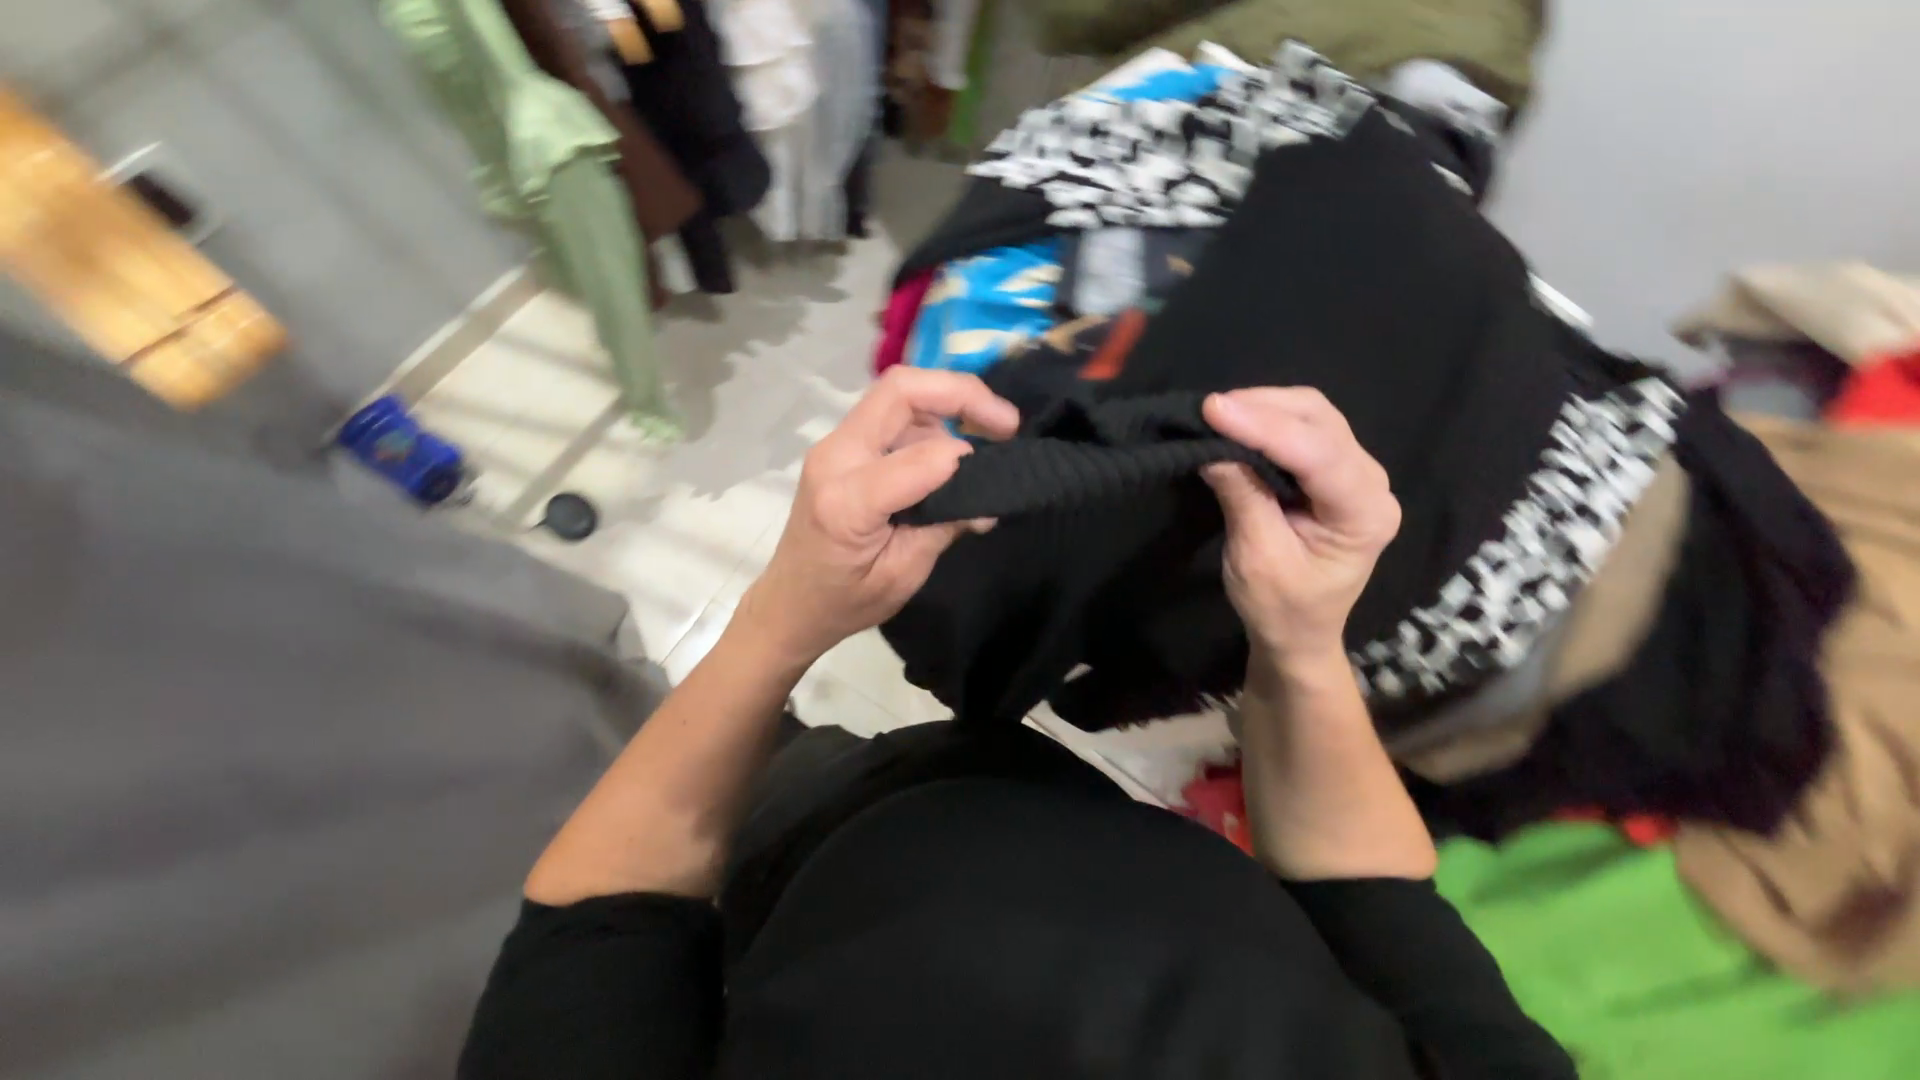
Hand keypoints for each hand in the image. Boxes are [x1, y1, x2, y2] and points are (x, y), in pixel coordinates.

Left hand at [739, 368, 1018, 665]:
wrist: (790, 604)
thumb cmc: (844, 601)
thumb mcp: (902, 576)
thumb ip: (943, 527)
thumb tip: (988, 496)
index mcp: (846, 501)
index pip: (918, 456)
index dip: (964, 460)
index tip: (994, 478)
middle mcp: (835, 458)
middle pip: (900, 390)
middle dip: (961, 392)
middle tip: (1006, 422)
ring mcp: (835, 446)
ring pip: (898, 394)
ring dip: (947, 404)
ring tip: (987, 437)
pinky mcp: (842, 446)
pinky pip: (890, 414)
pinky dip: (931, 419)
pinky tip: (954, 449)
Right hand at [1201, 388, 1400, 681]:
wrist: (1298, 632)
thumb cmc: (1281, 607)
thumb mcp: (1256, 559)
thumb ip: (1243, 499)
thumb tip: (1214, 448)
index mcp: (1365, 514)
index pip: (1318, 454)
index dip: (1265, 427)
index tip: (1213, 409)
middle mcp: (1372, 484)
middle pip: (1321, 421)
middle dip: (1264, 407)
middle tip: (1208, 410)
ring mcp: (1357, 473)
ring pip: (1314, 416)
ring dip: (1265, 407)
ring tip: (1218, 413)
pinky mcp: (1335, 469)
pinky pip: (1305, 428)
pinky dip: (1269, 418)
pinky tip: (1239, 421)